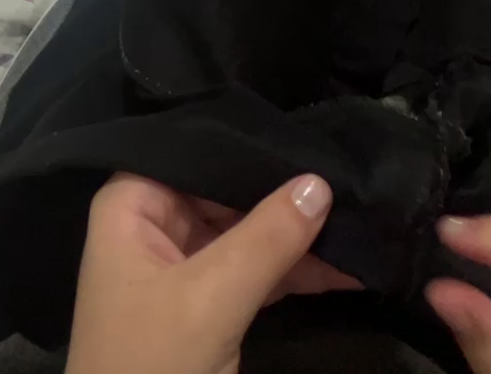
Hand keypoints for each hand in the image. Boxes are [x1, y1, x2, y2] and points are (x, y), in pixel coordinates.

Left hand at [65, 172, 359, 373]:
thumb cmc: (154, 363)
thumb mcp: (212, 298)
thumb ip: (266, 239)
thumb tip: (319, 182)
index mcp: (132, 204)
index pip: (194, 155)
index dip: (247, 147)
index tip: (306, 138)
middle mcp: (150, 223)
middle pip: (223, 193)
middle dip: (281, 196)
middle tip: (345, 179)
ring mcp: (177, 265)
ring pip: (243, 234)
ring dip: (294, 239)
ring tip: (358, 227)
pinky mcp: (202, 304)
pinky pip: (250, 272)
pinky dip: (289, 274)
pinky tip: (340, 271)